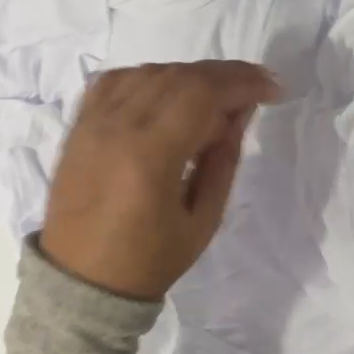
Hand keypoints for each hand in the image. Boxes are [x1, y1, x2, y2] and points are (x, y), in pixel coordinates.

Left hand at [41, 62, 279, 300]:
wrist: (83, 281)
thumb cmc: (150, 259)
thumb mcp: (204, 219)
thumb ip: (223, 160)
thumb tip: (238, 113)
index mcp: (150, 156)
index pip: (202, 94)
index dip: (243, 83)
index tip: (273, 89)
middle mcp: (117, 127)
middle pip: (178, 76)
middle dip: (224, 75)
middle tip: (256, 87)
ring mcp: (92, 123)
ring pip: (149, 72)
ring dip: (190, 76)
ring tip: (218, 95)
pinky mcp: (79, 126)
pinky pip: (117, 81)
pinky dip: (152, 77)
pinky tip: (172, 93)